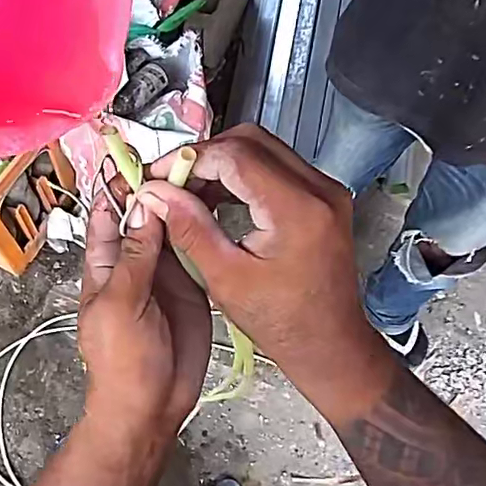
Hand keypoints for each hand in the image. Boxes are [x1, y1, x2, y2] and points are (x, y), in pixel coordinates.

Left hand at [77, 181, 212, 436]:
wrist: (152, 403)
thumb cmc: (122, 359)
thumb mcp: (122, 304)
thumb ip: (135, 256)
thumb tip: (144, 207)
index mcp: (105, 263)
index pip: (108, 212)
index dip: (121, 185)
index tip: (142, 158)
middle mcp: (134, 261)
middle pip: (144, 214)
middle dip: (158, 188)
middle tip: (184, 159)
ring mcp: (164, 271)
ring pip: (172, 228)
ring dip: (182, 204)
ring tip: (204, 173)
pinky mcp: (191, 284)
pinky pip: (196, 249)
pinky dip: (203, 229)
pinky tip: (217, 207)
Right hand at [137, 126, 394, 396]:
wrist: (330, 344)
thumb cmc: (281, 323)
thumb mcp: (225, 279)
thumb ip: (189, 229)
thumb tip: (155, 193)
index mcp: (297, 210)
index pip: (235, 156)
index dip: (190, 160)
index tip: (159, 175)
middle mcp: (319, 190)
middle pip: (249, 141)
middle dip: (204, 156)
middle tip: (171, 182)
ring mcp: (325, 190)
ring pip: (261, 148)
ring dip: (221, 163)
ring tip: (189, 192)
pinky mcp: (322, 197)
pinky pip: (274, 166)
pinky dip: (240, 174)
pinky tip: (216, 198)